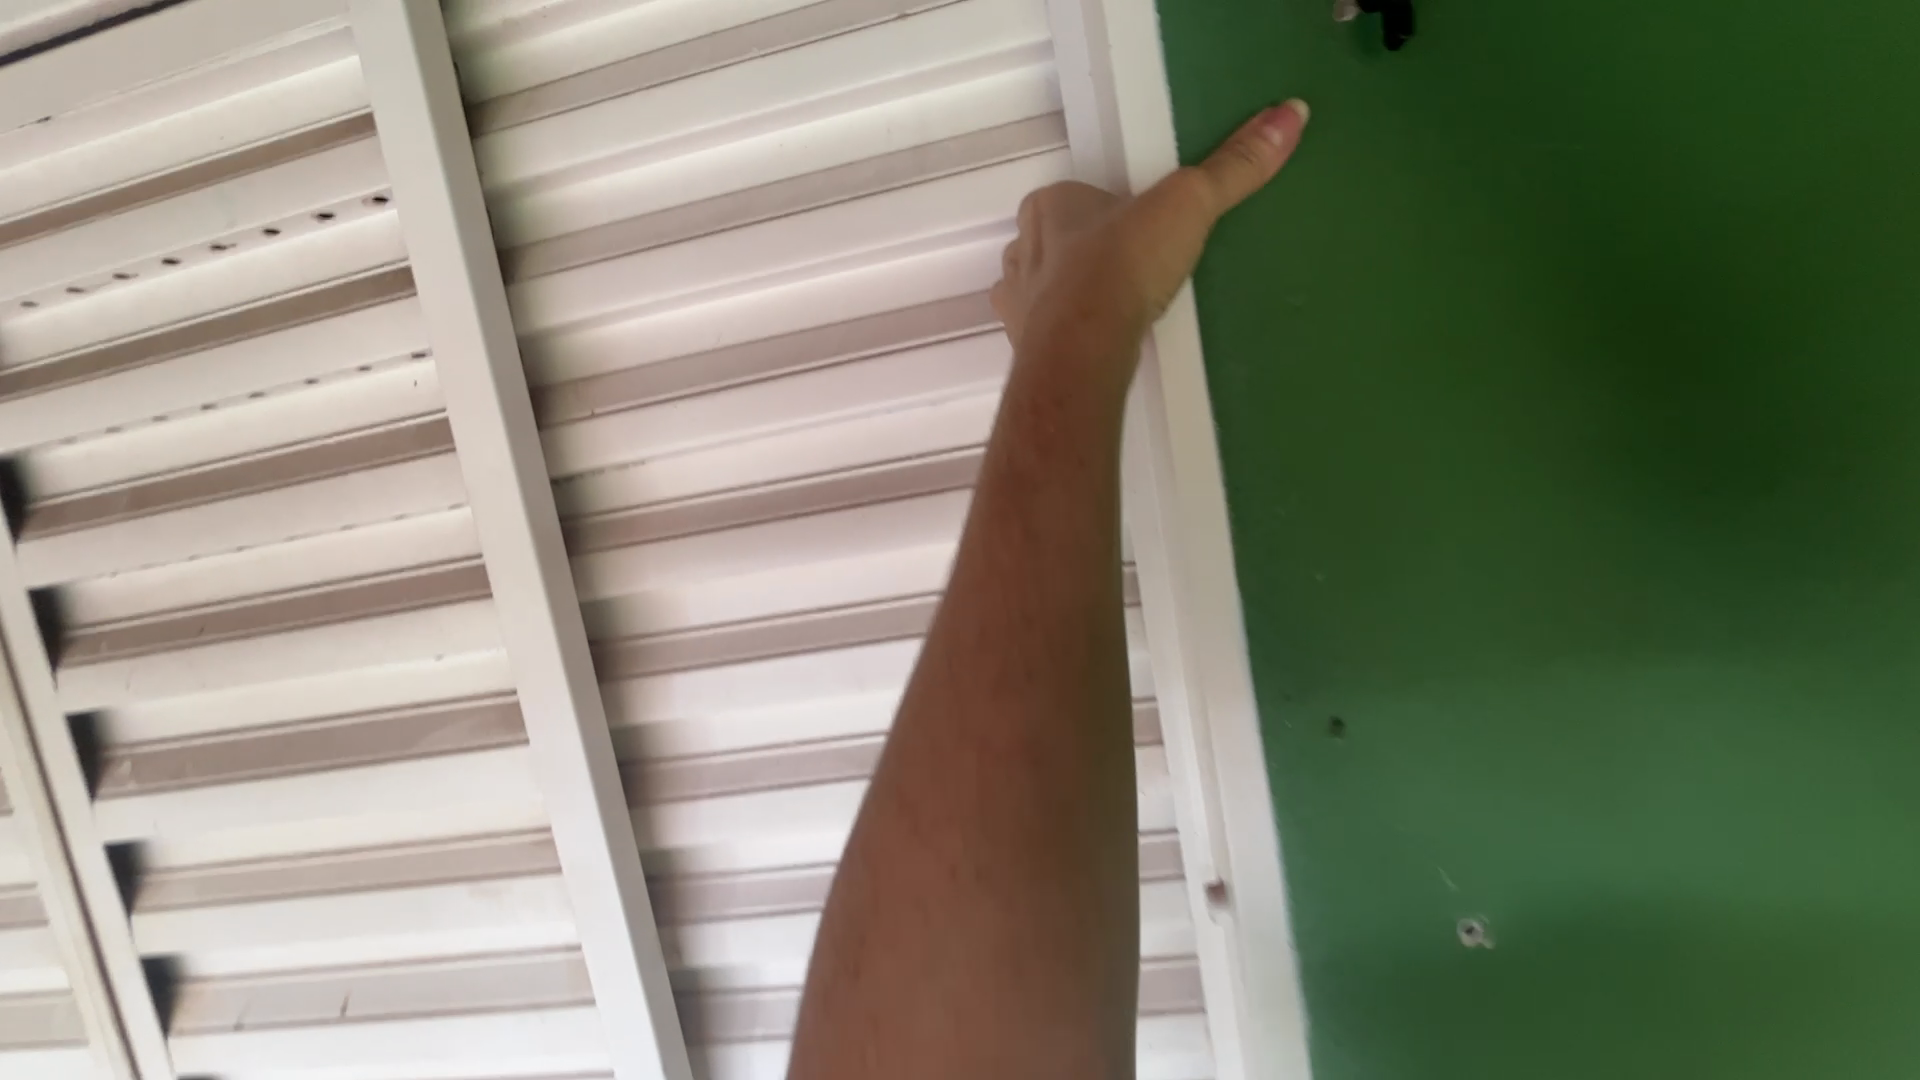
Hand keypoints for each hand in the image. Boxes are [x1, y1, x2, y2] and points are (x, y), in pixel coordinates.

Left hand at [991, 99, 1310, 365]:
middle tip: (1120, 272)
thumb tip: (1290, 113)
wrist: (1085, 344)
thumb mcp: (1188, 204)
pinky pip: (1035, 333)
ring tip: (1105, 311)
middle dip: (1078, 255)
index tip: (1130, 231)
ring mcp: (1016, 299)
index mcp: (1050, 205)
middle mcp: (1022, 249)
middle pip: (1050, 244)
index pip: (1071, 198)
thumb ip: (1233, 167)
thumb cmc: (1125, 264)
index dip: (1100, 212)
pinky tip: (1085, 344)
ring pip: (1037, 288)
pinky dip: (1056, 336)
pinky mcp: (1021, 344)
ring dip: (1063, 296)